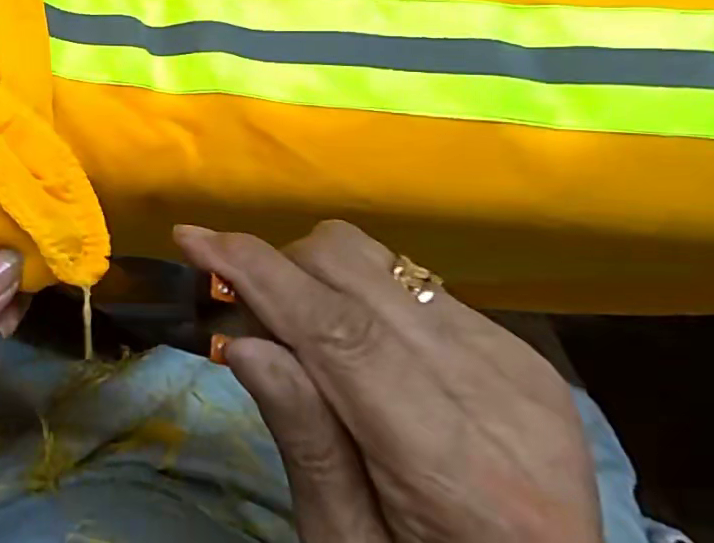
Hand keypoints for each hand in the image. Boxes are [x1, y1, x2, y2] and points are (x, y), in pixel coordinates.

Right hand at [174, 221, 598, 542]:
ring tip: (295, 328)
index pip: (341, 336)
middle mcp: (502, 398)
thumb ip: (305, 443)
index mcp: (463, 475)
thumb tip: (241, 343)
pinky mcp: (520, 349)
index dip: (260, 274)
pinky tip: (353, 342)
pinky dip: (358, 293)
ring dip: (316, 276)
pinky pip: (410, 281)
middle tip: (243, 315)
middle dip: (279, 270)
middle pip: (358, 275)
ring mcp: (519, 364)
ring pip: (379, 261)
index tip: (192, 238)